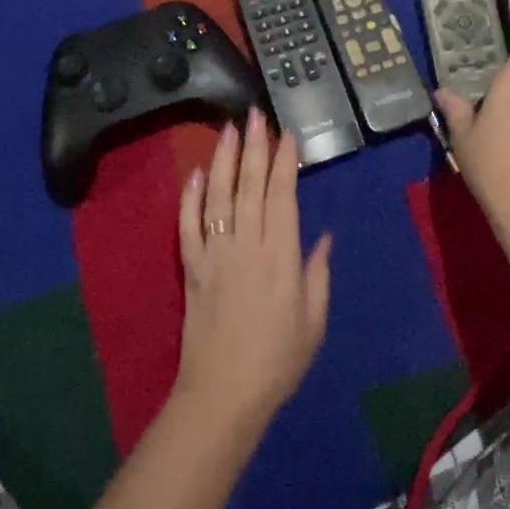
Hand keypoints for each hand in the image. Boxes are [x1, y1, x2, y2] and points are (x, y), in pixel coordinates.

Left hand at [174, 109, 332, 429]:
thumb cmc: (278, 360)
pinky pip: (188, 226)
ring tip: (227, 129)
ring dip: (222, 160)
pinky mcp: (191, 269)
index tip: (286, 133)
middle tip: (254, 114)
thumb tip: (322, 237)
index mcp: (280, 258)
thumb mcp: (313, 321)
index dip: (284, 162)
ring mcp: (214, 256)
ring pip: (216, 198)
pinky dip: (189, 198)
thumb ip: (317, 274)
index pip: (281, 197)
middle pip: (248, 187)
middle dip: (253, 147)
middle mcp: (246, 247)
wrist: (223, 394)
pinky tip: (193, 173)